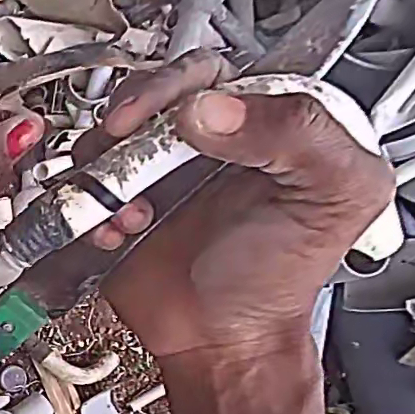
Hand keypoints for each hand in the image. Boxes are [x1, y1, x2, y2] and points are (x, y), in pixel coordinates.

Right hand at [77, 52, 394, 368]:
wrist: (218, 340)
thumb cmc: (278, 278)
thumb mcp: (328, 196)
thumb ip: (295, 132)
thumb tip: (209, 108)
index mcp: (262, 126)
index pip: (213, 73)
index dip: (177, 83)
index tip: (156, 114)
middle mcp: (203, 146)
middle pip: (150, 99)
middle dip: (127, 117)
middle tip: (118, 142)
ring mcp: (154, 180)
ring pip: (109, 141)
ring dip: (107, 169)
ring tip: (130, 209)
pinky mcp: (117, 213)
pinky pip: (86, 191)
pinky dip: (89, 208)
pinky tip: (116, 232)